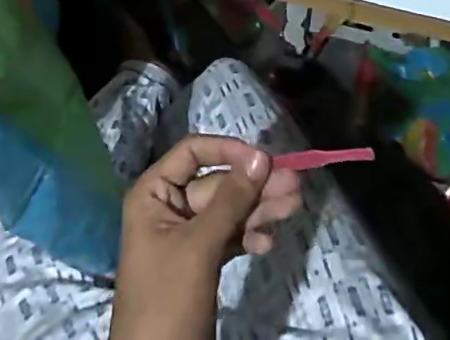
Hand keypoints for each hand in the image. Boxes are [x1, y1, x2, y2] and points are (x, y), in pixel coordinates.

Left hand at [111, 135, 302, 339]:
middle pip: (218, 182)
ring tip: (294, 206)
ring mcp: (187, 235)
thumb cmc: (167, 300)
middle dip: (255, 185)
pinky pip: (230, 237)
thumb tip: (261, 157)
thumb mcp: (199, 247)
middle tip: (295, 185)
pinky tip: (268, 244)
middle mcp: (169, 206)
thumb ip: (230, 201)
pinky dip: (249, 237)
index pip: (193, 152)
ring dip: (260, 209)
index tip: (264, 159)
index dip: (228, 150)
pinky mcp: (201, 261)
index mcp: (154, 192)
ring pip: (228, 210)